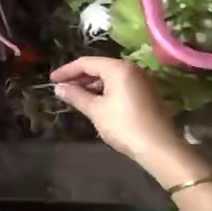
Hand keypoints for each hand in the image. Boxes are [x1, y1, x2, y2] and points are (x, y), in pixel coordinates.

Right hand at [50, 57, 209, 186]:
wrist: (159, 148)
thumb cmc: (124, 126)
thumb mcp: (95, 110)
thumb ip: (76, 95)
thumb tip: (59, 88)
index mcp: (119, 68)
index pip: (86, 63)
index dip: (67, 70)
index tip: (51, 80)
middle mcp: (131, 69)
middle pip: (99, 67)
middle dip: (78, 77)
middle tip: (61, 88)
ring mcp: (141, 81)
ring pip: (109, 76)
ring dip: (91, 84)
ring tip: (74, 96)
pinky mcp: (146, 93)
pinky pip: (119, 84)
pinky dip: (104, 90)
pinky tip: (93, 101)